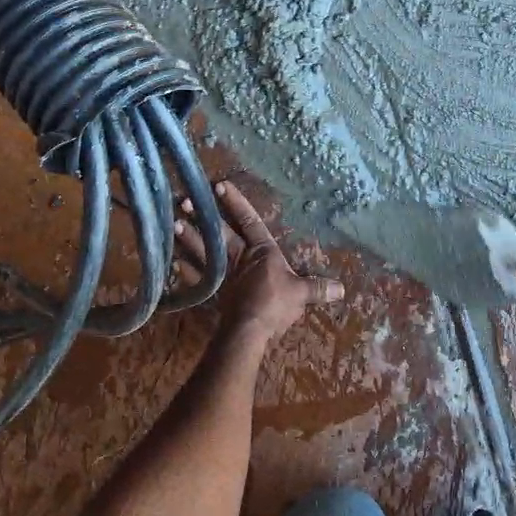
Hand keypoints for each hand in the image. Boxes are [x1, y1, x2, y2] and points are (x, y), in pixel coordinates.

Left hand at [175, 181, 344, 343]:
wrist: (249, 329)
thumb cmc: (275, 304)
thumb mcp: (301, 294)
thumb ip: (318, 289)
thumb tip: (342, 289)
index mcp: (261, 251)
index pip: (249, 220)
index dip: (235, 203)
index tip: (220, 186)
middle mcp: (239, 258)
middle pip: (219, 232)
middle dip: (203, 216)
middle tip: (184, 200)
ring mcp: (224, 275)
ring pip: (203, 252)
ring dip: (188, 238)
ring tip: (173, 224)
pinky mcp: (214, 293)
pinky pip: (198, 278)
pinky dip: (186, 271)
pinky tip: (173, 263)